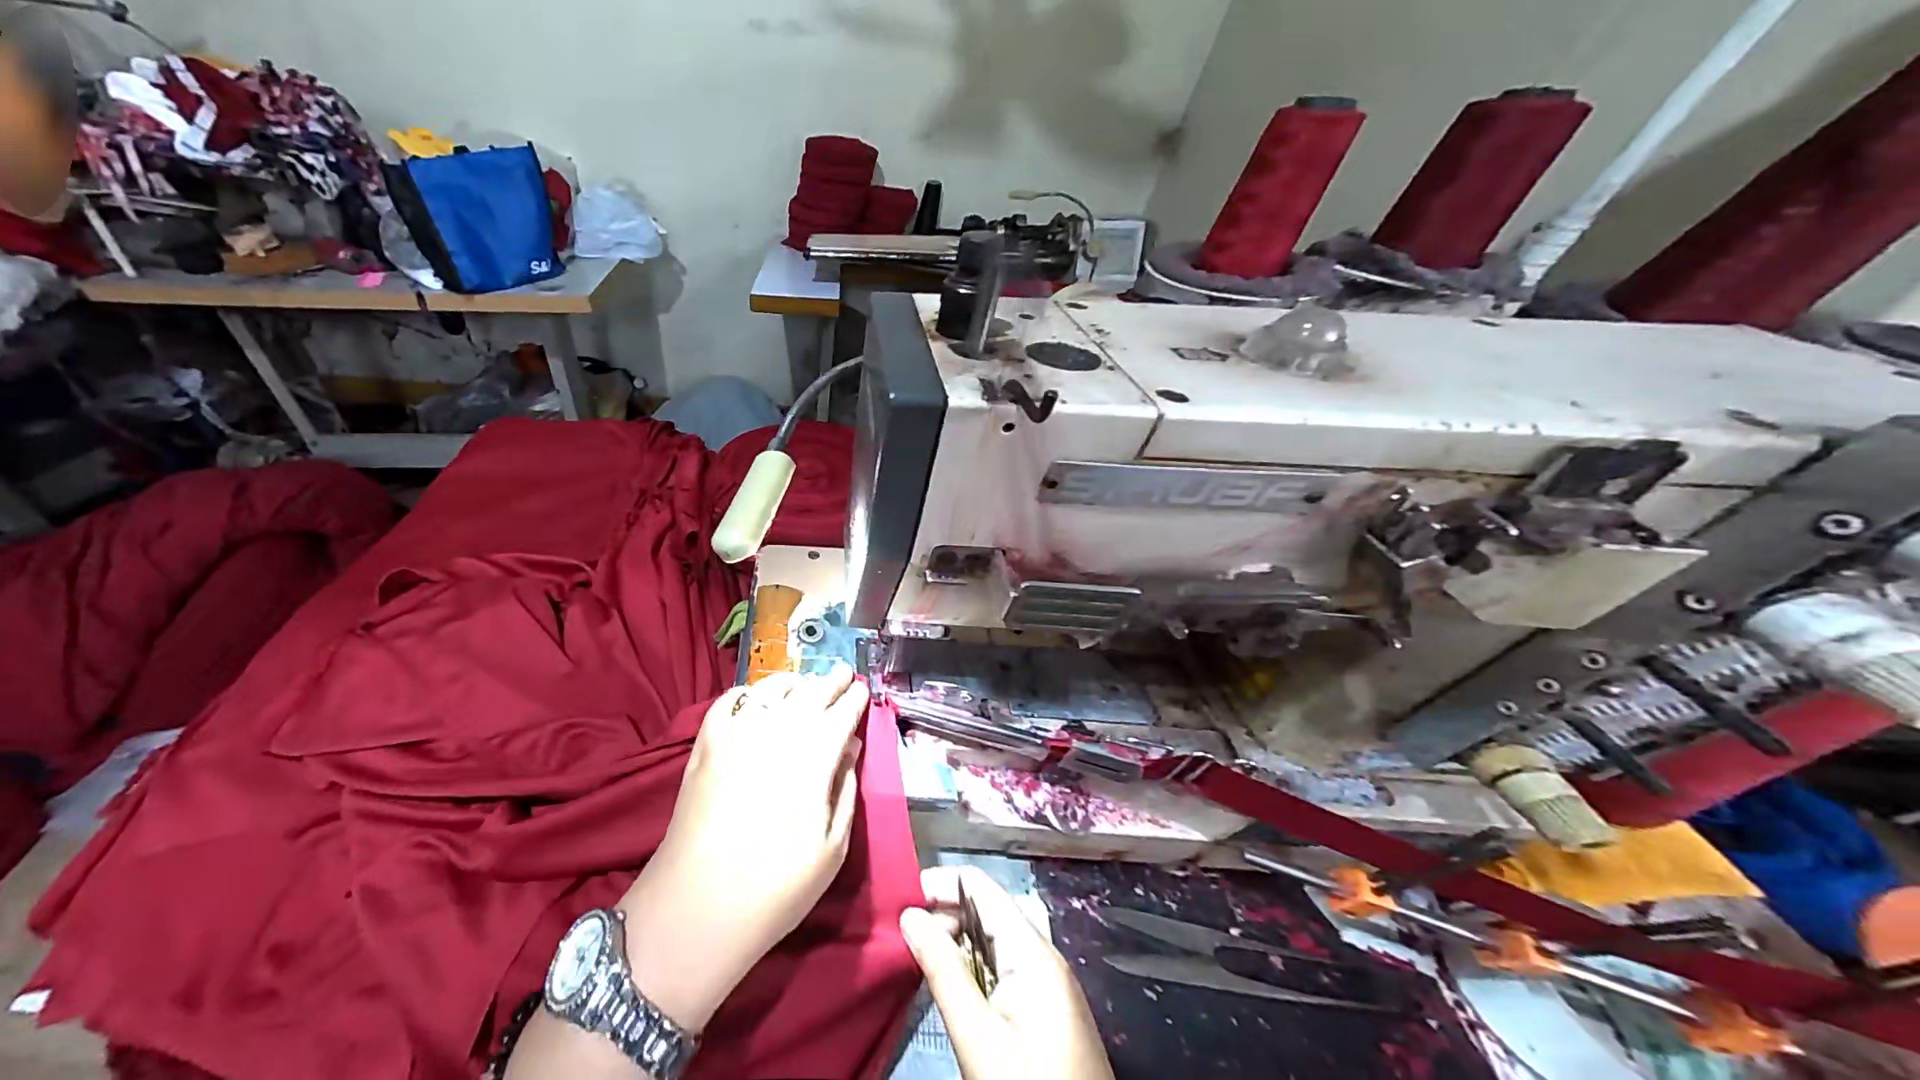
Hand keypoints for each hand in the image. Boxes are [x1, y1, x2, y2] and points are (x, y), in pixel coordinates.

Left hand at [618, 666, 868, 1032]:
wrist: (696, 908)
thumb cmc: (777, 887)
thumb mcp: (832, 847)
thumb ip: (845, 789)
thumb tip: (851, 747)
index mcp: (814, 759)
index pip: (841, 714)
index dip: (855, 700)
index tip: (863, 690)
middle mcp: (776, 735)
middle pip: (809, 694)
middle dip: (830, 681)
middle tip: (844, 673)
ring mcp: (735, 736)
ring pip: (770, 691)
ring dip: (794, 682)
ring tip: (805, 683)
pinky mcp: (704, 747)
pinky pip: (728, 703)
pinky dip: (746, 693)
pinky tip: (755, 698)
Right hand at [900, 867, 1113, 1079]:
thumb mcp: (977, 1035)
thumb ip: (943, 971)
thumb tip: (909, 916)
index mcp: (1032, 950)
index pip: (981, 887)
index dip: (939, 883)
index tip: (898, 898)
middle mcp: (1043, 955)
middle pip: (987, 910)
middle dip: (943, 912)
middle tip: (900, 932)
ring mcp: (1047, 982)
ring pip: (994, 941)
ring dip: (955, 940)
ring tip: (916, 953)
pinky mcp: (1045, 1008)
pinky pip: (1004, 966)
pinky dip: (973, 964)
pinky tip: (950, 981)